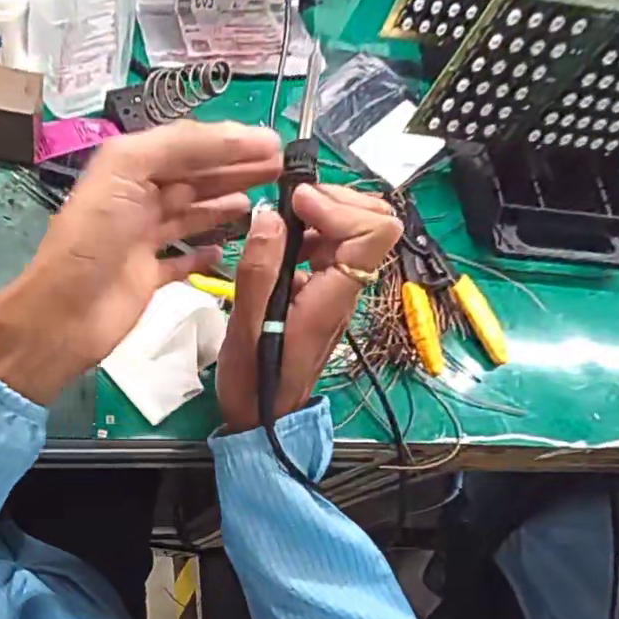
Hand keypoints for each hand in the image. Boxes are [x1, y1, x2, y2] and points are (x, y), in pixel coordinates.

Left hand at [0, 121, 282, 403]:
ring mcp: (141, 241)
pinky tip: (225, 248)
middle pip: (193, 178)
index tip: (272, 145)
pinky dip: (202, 254)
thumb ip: (177, 146)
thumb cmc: (92, 239)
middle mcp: (134, 201)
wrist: (66, 313)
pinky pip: (181, 261)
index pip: (186, 146)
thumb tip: (233, 138)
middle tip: (279, 169)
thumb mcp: (127, 171)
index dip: (228, 143)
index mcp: (127, 170)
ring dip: (225, 204)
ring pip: (191, 215)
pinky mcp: (147, 278)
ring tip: (263, 197)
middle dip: (235, 170)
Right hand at [216, 184, 402, 432]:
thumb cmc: (254, 381)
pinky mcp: (320, 299)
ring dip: (317, 219)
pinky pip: (326, 256)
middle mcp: (343, 291)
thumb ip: (258, 272)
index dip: (338, 205)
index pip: (373, 231)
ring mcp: (334, 295)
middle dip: (334, 202)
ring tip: (276, 223)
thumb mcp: (245, 329)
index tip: (295, 204)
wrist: (261, 417)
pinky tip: (274, 251)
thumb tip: (270, 218)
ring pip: (349, 237)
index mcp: (332, 298)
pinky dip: (305, 240)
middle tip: (288, 205)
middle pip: (372, 224)